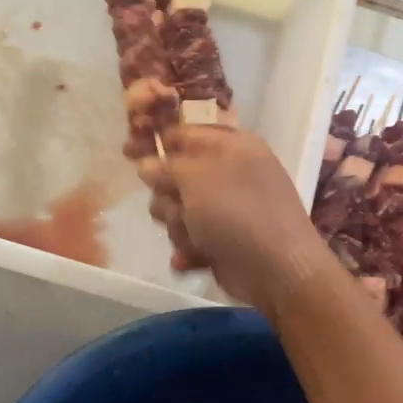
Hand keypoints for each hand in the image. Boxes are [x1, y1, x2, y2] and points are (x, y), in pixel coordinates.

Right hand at [140, 125, 332, 316]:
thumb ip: (166, 166)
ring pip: (179, 212)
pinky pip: (191, 239)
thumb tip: (145, 164)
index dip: (155, 142)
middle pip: (175, 177)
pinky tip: (193, 259)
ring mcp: (227, 209)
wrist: (276, 269)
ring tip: (196, 239)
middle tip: (179, 208)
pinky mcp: (223, 241)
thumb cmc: (236, 213)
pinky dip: (190, 250)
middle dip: (169, 199)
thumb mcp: (195, 179)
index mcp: (231, 146)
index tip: (126, 152)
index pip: (185, 133)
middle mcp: (230, 173)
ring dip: (180, 228)